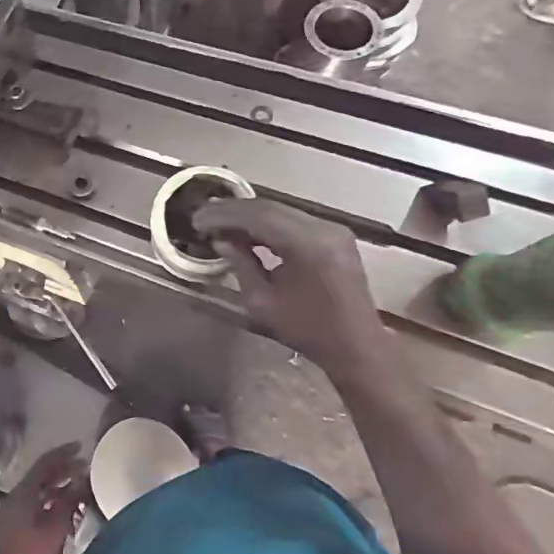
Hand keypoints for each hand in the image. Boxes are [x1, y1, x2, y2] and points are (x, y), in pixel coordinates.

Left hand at [0, 444, 89, 553]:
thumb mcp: (55, 528)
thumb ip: (69, 500)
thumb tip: (82, 476)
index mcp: (21, 494)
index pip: (43, 464)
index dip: (63, 454)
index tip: (81, 447)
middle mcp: (15, 498)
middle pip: (40, 476)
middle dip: (63, 469)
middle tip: (85, 466)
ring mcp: (14, 513)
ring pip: (39, 490)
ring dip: (59, 485)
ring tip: (80, 484)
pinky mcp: (17, 527)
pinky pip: (37, 503)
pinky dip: (52, 500)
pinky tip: (67, 506)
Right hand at [193, 198, 390, 375]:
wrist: (356, 346)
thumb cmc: (307, 331)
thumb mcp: (262, 302)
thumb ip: (241, 264)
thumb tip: (221, 240)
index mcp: (307, 244)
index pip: (258, 216)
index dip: (224, 215)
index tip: (197, 221)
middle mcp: (323, 227)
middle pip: (269, 207)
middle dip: (233, 211)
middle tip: (203, 217)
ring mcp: (332, 228)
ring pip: (281, 210)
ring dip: (249, 215)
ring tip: (219, 222)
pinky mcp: (334, 234)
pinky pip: (293, 219)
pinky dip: (267, 222)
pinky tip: (248, 231)